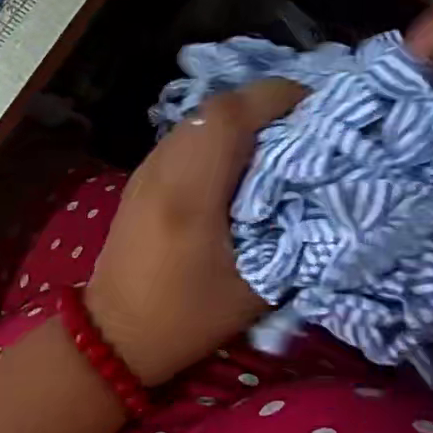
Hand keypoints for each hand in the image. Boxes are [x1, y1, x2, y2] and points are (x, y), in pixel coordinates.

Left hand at [83, 79, 306, 384]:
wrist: (112, 334)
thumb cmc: (186, 318)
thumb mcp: (253, 292)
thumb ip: (290, 241)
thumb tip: (320, 197)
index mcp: (190, 193)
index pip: (230, 117)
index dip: (275, 98)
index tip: (315, 104)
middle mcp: (164, 167)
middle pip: (216, 107)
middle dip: (264, 101)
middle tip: (304, 118)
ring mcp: (148, 167)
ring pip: (199, 116)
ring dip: (241, 113)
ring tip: (279, 130)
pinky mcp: (143, 174)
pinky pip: (187, 133)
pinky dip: (219, 129)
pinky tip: (240, 152)